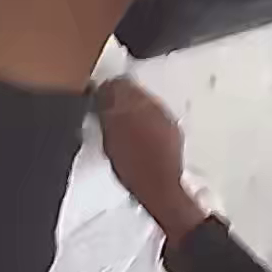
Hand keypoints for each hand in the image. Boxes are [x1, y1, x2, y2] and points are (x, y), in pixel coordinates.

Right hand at [95, 78, 206, 243]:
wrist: (159, 188)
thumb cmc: (133, 169)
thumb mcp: (109, 141)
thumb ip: (106, 116)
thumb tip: (101, 101)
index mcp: (132, 107)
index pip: (117, 83)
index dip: (105, 88)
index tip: (99, 94)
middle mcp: (151, 106)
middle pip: (132, 88)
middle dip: (120, 95)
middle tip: (108, 106)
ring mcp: (164, 116)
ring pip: (145, 100)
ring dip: (134, 106)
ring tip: (123, 121)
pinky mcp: (172, 127)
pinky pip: (156, 114)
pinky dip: (147, 118)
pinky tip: (140, 131)